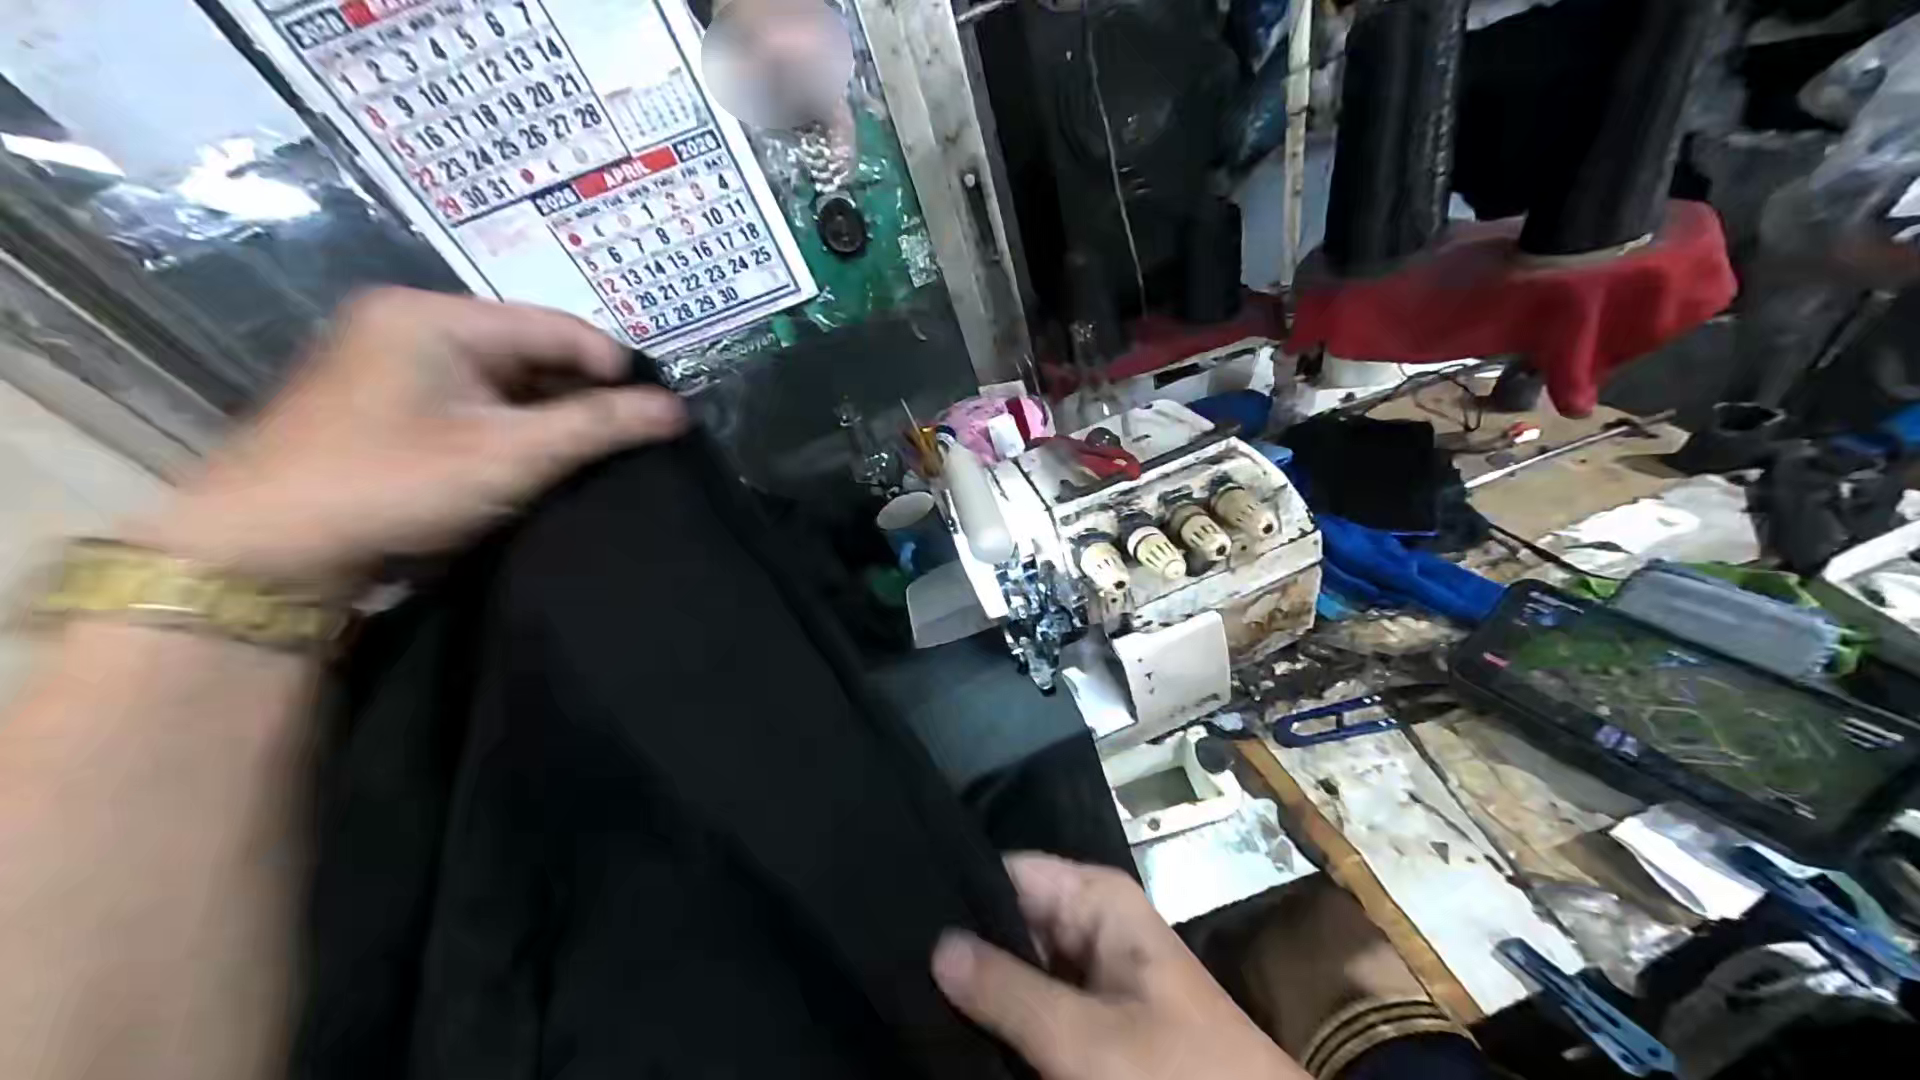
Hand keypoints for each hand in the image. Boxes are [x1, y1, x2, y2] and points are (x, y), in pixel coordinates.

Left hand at [134, 288, 686, 589]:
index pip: (558, 326)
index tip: (658, 415)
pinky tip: (546, 454)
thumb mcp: (512, 454)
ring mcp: (400, 362)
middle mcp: (414, 324)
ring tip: (598, 448)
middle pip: (535, 349)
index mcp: (434, 316)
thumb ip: (599, 426)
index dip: (615, 368)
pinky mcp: (396, 402)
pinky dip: (521, 424)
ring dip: (556, 412)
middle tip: (632, 435)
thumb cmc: (394, 485)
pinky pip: (483, 399)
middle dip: (586, 392)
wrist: (267, 555)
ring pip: (511, 378)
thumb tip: (677, 411)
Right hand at [932, 854, 1309, 1079]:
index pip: (1006, 872)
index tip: (901, 919)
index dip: (957, 893)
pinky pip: (1035, 999)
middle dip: (963, 946)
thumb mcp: (1087, 1040)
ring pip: (1017, 962)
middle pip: (1008, 917)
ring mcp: (1090, 967)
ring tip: (913, 995)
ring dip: (979, 984)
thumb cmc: (1180, 1077)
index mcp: (1094, 897)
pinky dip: (1004, 1013)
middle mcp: (1089, 918)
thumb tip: (932, 944)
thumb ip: (1006, 992)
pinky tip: (955, 1025)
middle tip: (897, 969)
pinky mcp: (1093, 1012)